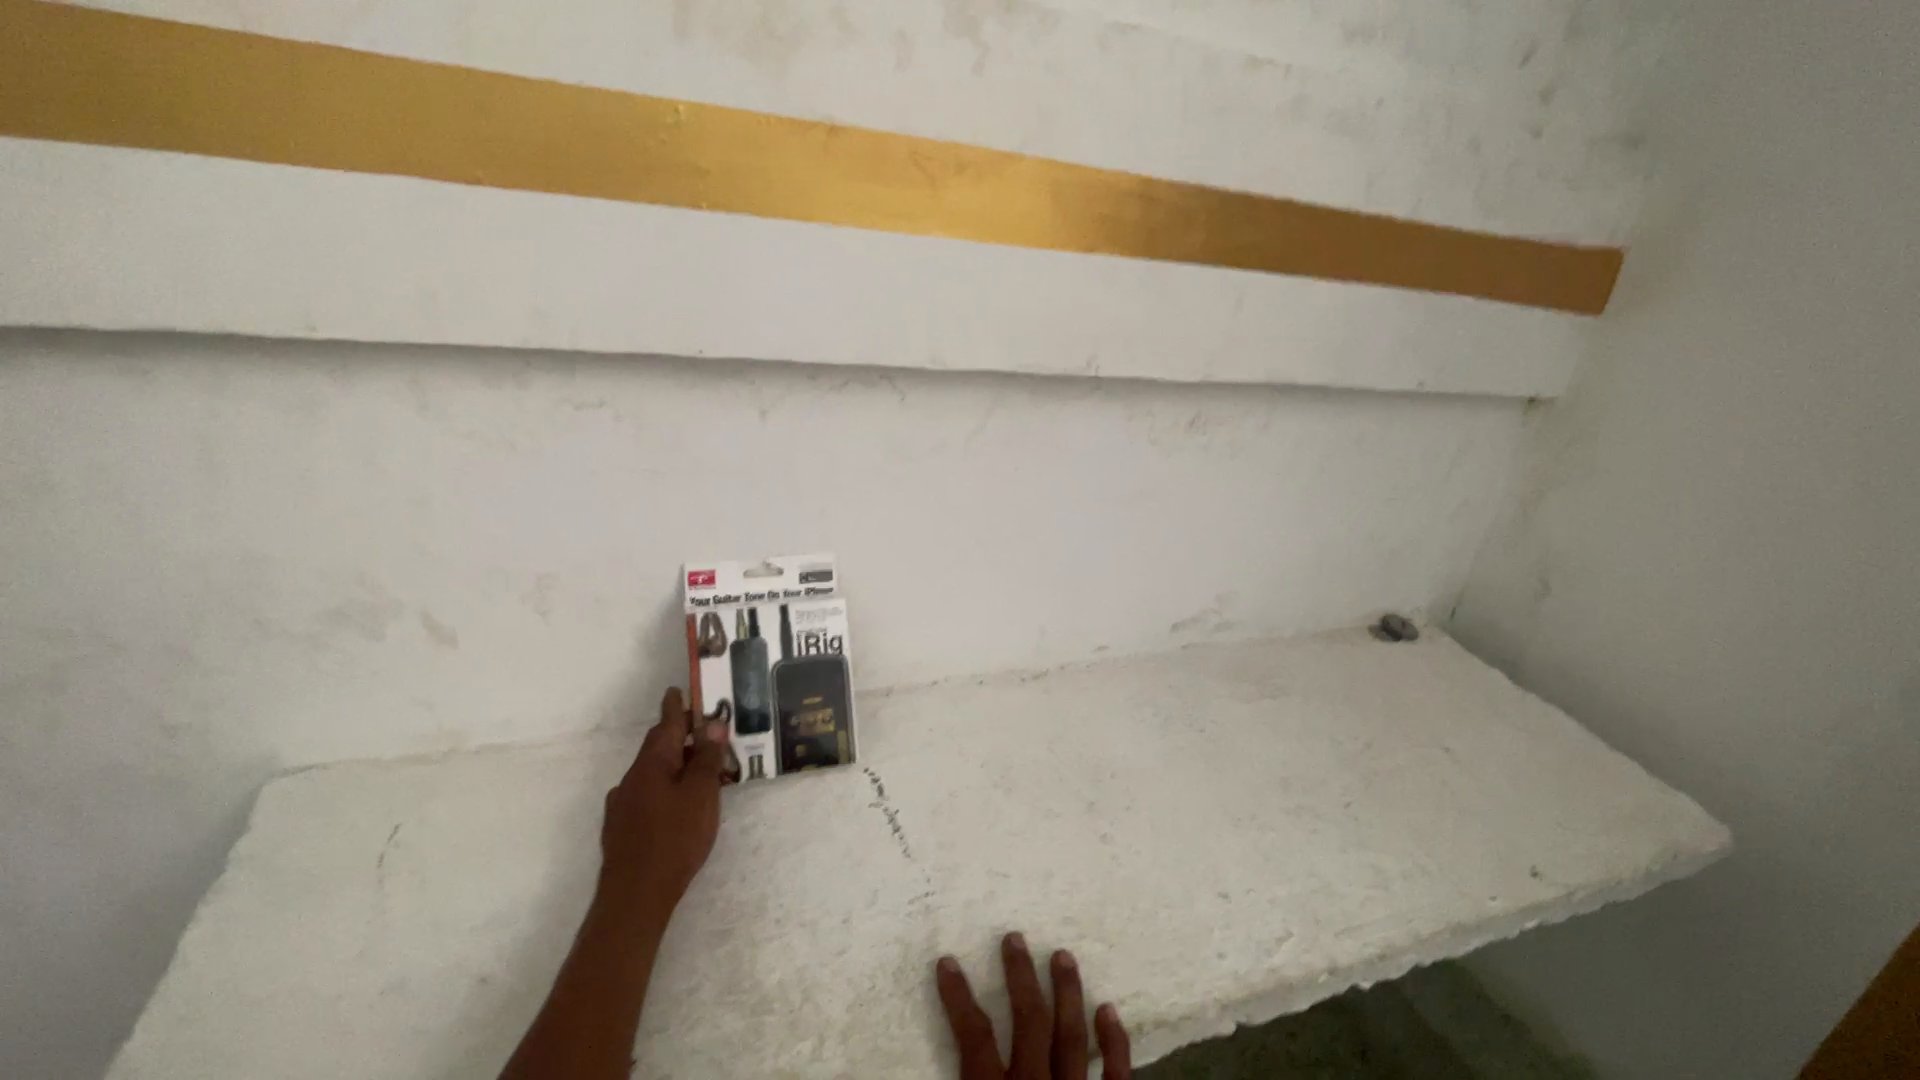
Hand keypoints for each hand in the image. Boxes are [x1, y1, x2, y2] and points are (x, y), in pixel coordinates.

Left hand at [599, 687, 730, 914]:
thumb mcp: (701, 795)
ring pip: (653, 775)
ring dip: (675, 767)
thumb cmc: (674, 839)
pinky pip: (648, 796)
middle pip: (657, 749)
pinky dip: (666, 790)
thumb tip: (711, 725)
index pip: (665, 725)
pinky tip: (678, 807)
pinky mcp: (622, 829)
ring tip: (700, 773)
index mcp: (651, 765)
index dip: (676, 708)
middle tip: (703, 733)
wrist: (635, 896)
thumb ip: (706, 759)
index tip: (678, 690)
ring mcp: (623, 806)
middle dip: (678, 738)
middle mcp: (631, 779)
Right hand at [936, 933, 1131, 1078]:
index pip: (974, 1038)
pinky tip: (1108, 1009)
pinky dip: (1114, 1041)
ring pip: (1072, 1037)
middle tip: (1015, 939)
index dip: (958, 998)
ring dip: (1067, 993)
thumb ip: (959, 1079)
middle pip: (1030, 1021)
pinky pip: (1116, 1074)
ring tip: (1062, 955)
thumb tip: (913, 1065)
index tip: (948, 962)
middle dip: (1021, 976)